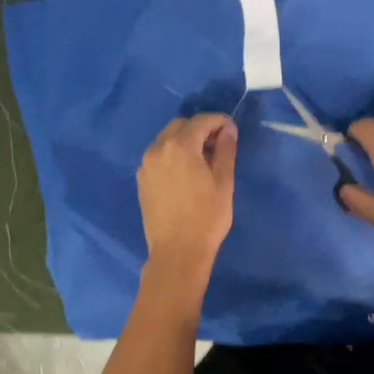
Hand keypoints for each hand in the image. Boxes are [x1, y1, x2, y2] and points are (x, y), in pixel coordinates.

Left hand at [138, 114, 236, 276]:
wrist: (177, 252)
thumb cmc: (207, 219)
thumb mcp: (224, 184)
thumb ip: (225, 151)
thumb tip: (228, 130)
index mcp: (180, 146)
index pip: (201, 121)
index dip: (219, 121)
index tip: (232, 130)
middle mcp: (158, 148)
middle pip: (180, 125)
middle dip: (200, 129)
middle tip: (218, 146)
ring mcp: (146, 164)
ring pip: (166, 139)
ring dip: (185, 141)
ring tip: (202, 161)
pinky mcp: (142, 179)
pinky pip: (158, 156)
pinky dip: (172, 155)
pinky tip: (185, 174)